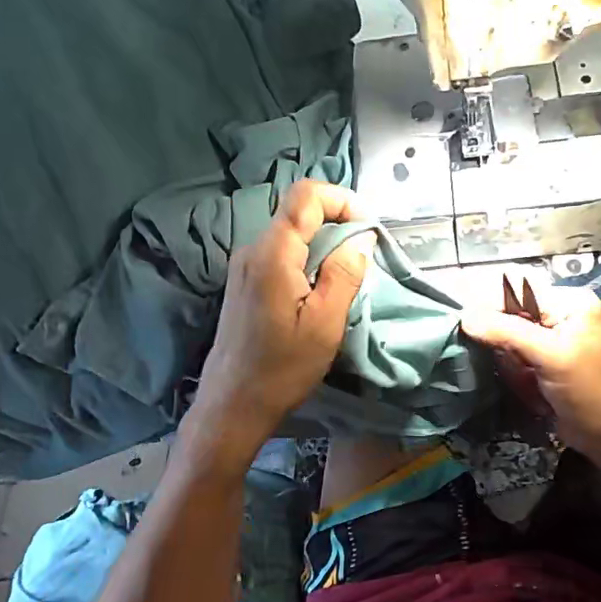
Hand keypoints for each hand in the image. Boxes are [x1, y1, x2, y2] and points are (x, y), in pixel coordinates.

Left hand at [193, 180, 372, 446]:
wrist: (233, 404)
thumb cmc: (282, 368)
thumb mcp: (325, 323)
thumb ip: (344, 274)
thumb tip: (360, 238)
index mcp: (272, 255)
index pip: (305, 196)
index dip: (341, 199)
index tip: (367, 227)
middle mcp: (252, 250)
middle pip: (297, 212)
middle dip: (336, 222)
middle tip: (364, 253)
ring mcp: (243, 266)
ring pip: (289, 234)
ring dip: (322, 243)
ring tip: (346, 274)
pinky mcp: (243, 283)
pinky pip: (280, 254)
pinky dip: (306, 259)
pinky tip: (319, 289)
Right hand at [461, 285, 600, 461]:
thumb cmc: (592, 393)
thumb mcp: (550, 357)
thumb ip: (507, 332)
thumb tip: (465, 317)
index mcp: (569, 302)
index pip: (516, 291)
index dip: (493, 311)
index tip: (476, 334)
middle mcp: (560, 315)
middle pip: (508, 319)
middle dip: (509, 350)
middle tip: (526, 371)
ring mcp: (552, 340)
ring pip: (507, 344)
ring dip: (515, 370)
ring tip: (535, 386)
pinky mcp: (545, 363)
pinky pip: (515, 363)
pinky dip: (520, 380)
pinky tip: (537, 393)